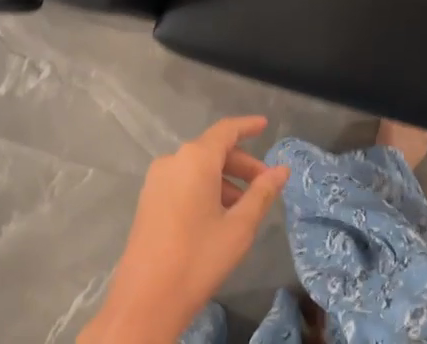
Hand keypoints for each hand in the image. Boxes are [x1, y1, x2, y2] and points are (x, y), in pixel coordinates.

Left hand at [83, 117, 290, 343]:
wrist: (145, 300)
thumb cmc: (198, 258)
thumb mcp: (239, 227)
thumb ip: (262, 193)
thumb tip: (281, 170)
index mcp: (195, 159)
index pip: (226, 130)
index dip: (247, 126)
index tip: (265, 125)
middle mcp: (173, 161)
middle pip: (213, 150)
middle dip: (241, 163)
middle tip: (265, 183)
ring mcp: (156, 181)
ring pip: (198, 168)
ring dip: (224, 179)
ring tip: (245, 206)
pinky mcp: (148, 200)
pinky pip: (183, 181)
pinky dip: (205, 188)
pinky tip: (219, 214)